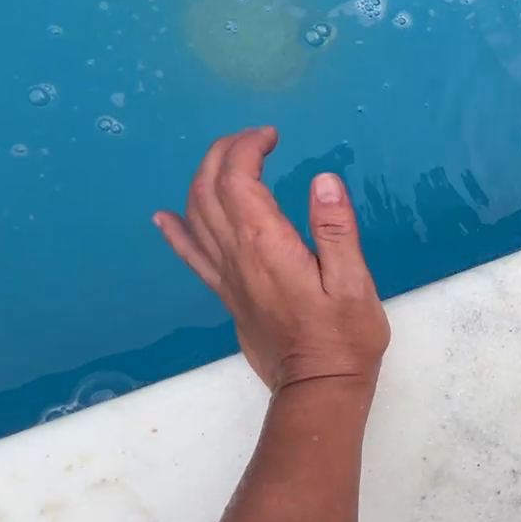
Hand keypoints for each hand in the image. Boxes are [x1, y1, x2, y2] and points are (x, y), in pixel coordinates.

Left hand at [153, 127, 389, 394]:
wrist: (319, 386)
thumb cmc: (346, 334)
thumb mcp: (354, 281)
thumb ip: (336, 230)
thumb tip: (323, 180)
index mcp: (268, 247)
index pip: (240, 182)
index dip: (248, 149)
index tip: (272, 135)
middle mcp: (238, 257)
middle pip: (209, 191)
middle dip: (224, 154)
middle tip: (254, 138)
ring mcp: (227, 277)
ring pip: (195, 215)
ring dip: (204, 179)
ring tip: (228, 160)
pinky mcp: (228, 295)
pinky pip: (191, 255)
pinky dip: (176, 230)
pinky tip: (166, 217)